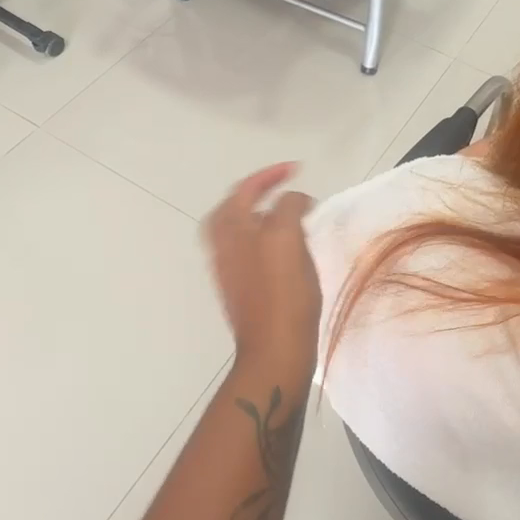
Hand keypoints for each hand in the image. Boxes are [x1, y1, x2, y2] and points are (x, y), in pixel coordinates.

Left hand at [203, 163, 320, 373]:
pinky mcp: (243, 290)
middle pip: (232, 209)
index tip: (296, 169)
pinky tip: (289, 250)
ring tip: (290, 218)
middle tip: (283, 190)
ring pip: (240, 232)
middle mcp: (223, 248)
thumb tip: (293, 201)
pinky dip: (266, 240)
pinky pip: (251, 253)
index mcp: (230, 230)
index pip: (245, 189)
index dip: (270, 175)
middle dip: (256, 194)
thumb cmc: (283, 292)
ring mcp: (230, 271)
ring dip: (262, 217)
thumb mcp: (287, 238)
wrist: (275, 350)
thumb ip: (288, 208)